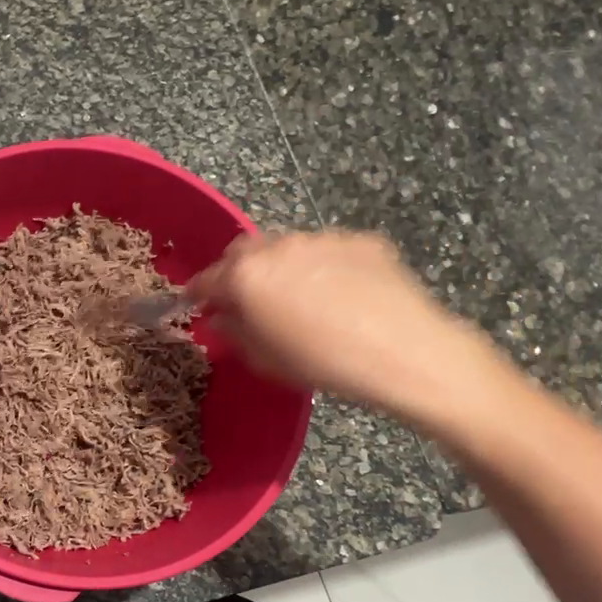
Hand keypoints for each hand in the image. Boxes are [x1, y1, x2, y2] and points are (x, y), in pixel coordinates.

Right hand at [190, 230, 515, 426]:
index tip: (196, 304)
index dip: (198, 293)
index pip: (206, 279)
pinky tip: (343, 296)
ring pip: (287, 247)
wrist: (405, 352)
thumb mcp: (265, 360)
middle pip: (243, 251)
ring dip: (282, 267)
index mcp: (246, 276)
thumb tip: (224, 317)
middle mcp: (278, 247)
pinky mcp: (362, 241)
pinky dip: (325, 267)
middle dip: (238, 271)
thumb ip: (235, 332)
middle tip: (247, 299)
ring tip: (301, 298)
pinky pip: (329, 251)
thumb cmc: (323, 363)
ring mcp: (323, 239)